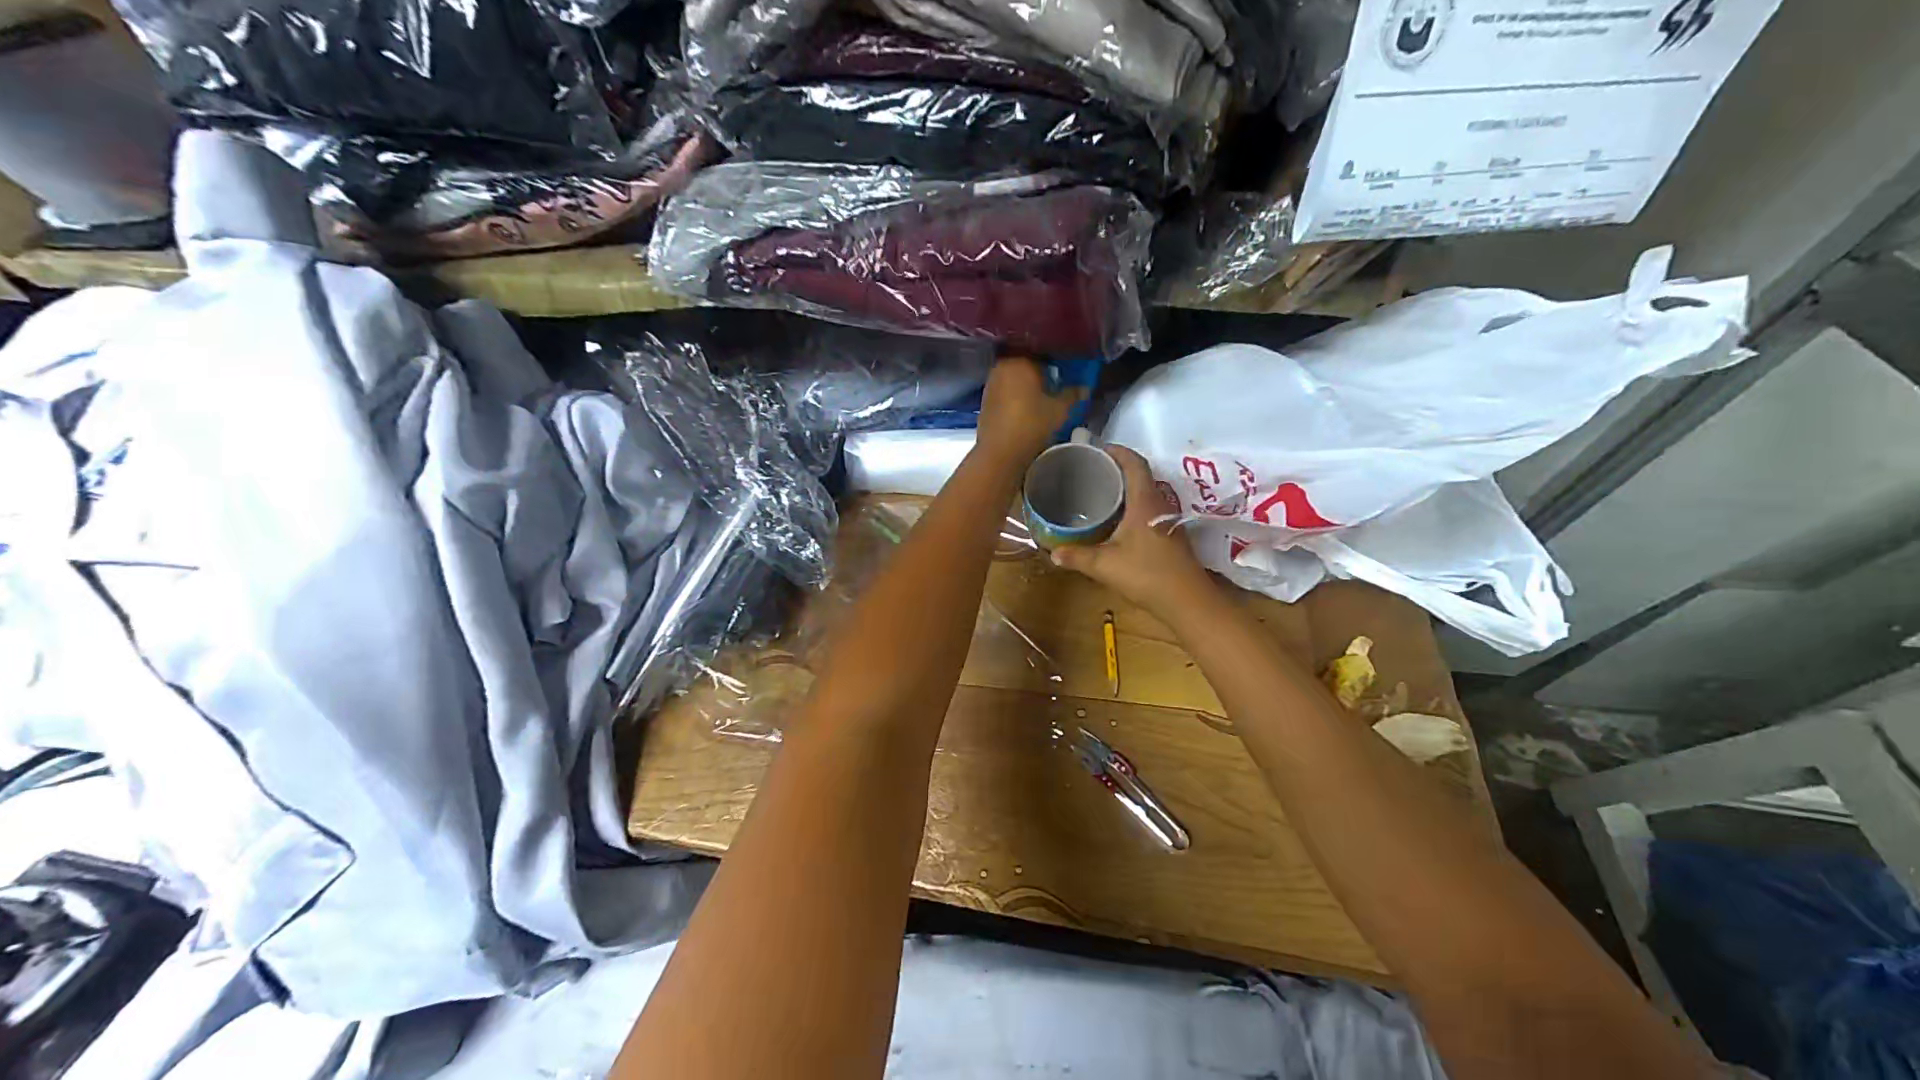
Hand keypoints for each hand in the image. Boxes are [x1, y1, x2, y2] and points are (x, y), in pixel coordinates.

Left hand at [974, 356, 1084, 469]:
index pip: (1042, 355)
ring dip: (1025, 386)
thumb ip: (1072, 395)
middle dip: (1039, 374)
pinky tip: (1024, 409)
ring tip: (1040, 399)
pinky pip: (1004, 393)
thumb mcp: (1059, 409)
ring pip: (1013, 379)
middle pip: (1025, 366)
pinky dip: (1013, 397)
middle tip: (1054, 385)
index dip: (1055, 363)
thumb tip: (1083, 388)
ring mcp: (990, 384)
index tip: (1065, 373)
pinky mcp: (984, 402)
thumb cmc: (1032, 424)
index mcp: (1021, 361)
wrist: (1000, 451)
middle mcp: (1002, 367)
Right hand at [1049, 445, 1216, 622]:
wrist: (1187, 600)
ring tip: (1100, 491)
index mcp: (1145, 501)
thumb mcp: (1105, 565)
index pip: (1134, 463)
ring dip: (1126, 488)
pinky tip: (1116, 519)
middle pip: (1140, 475)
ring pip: (1146, 492)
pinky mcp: (1170, 534)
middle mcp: (1159, 504)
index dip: (1118, 451)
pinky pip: (1149, 508)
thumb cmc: (1147, 575)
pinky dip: (1132, 505)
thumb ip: (1077, 556)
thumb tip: (1053, 552)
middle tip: (1092, 470)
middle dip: (1117, 468)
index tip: (1097, 449)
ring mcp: (1167, 519)